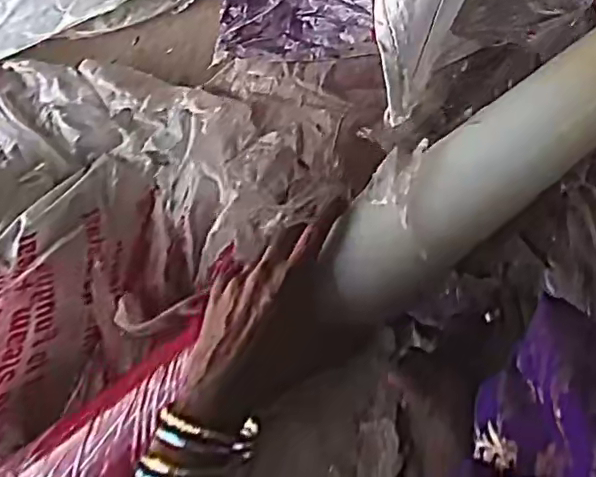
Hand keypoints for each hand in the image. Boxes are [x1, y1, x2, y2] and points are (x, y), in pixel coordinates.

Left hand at [175, 200, 356, 425]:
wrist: (216, 393)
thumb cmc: (272, 370)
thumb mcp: (319, 355)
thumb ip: (351, 338)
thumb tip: (379, 331)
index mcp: (294, 276)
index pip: (316, 230)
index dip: (330, 212)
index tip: (340, 201)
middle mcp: (266, 269)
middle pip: (288, 232)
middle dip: (303, 227)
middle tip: (312, 232)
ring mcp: (238, 279)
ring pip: (262, 252)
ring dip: (275, 253)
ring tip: (281, 264)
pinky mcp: (217, 293)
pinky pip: (235, 272)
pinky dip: (246, 273)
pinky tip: (249, 284)